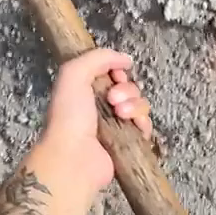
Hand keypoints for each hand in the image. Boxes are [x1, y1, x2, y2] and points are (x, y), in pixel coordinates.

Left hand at [31, 48, 151, 191]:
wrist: (74, 157)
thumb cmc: (70, 116)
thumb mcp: (73, 74)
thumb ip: (98, 57)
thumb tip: (126, 59)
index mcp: (87, 90)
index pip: (113, 73)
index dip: (117, 71)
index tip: (115, 76)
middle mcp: (102, 107)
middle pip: (129, 87)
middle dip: (126, 89)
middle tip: (113, 100)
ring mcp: (116, 125)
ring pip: (140, 104)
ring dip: (134, 105)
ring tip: (121, 114)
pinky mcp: (129, 142)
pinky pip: (145, 125)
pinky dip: (142, 122)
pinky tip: (133, 125)